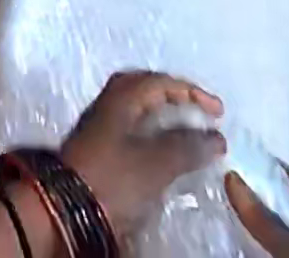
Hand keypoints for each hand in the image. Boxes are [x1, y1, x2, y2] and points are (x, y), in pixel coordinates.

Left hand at [61, 72, 228, 232]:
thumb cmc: (114, 177)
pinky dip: (155, 129)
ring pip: (139, 106)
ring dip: (165, 113)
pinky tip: (166, 148)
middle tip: (202, 112)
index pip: (160, 81)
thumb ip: (186, 147)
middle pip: (147, 87)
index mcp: (122, 95)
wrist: (69, 206)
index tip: (218, 111)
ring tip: (189, 130)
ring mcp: (103, 121)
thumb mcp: (156, 162)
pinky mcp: (101, 143)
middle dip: (176, 96)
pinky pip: (134, 124)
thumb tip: (216, 137)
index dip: (191, 92)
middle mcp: (110, 101)